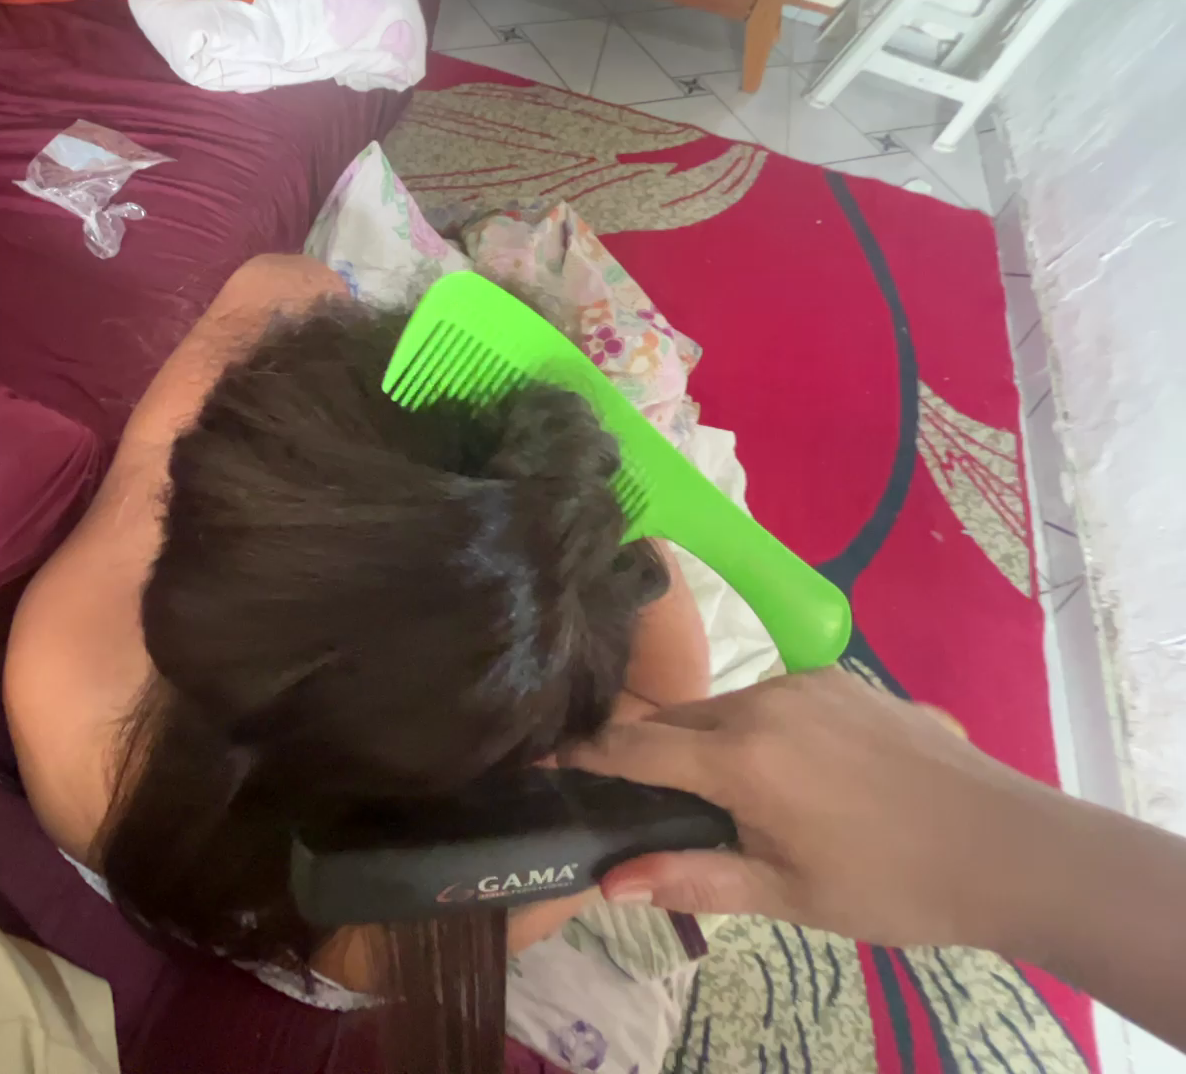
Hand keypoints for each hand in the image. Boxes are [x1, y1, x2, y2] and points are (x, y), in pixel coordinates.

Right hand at [568, 669, 1062, 949]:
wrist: (1026, 853)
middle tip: (665, 801)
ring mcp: (800, 683)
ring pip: (716, 707)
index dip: (583, 754)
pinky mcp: (835, 676)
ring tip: (743, 790)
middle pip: (671, 723)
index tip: (546, 758)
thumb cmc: (896, 886)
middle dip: (652, 755)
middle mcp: (759, 704)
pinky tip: (798, 764)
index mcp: (742, 760)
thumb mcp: (790, 896)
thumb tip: (608, 882)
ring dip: (706, 741)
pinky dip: (755, 725)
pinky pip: (765, 697)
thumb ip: (692, 879)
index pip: (631, 748)